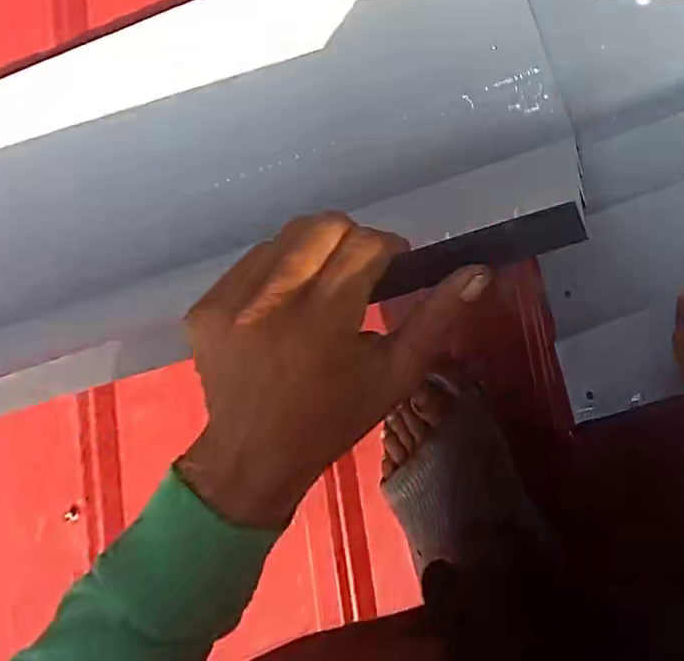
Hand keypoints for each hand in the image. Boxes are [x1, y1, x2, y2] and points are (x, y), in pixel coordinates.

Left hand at [177, 212, 490, 526]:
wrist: (252, 457)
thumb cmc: (334, 416)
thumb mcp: (396, 372)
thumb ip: (437, 316)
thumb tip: (477, 270)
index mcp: (325, 317)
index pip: (366, 244)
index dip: (388, 247)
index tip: (393, 264)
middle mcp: (274, 299)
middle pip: (324, 225)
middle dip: (351, 238)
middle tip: (359, 269)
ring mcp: (232, 300)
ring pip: (288, 236)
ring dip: (314, 249)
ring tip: (321, 284)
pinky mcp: (206, 305)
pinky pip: (254, 258)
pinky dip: (278, 267)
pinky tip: (286, 300)